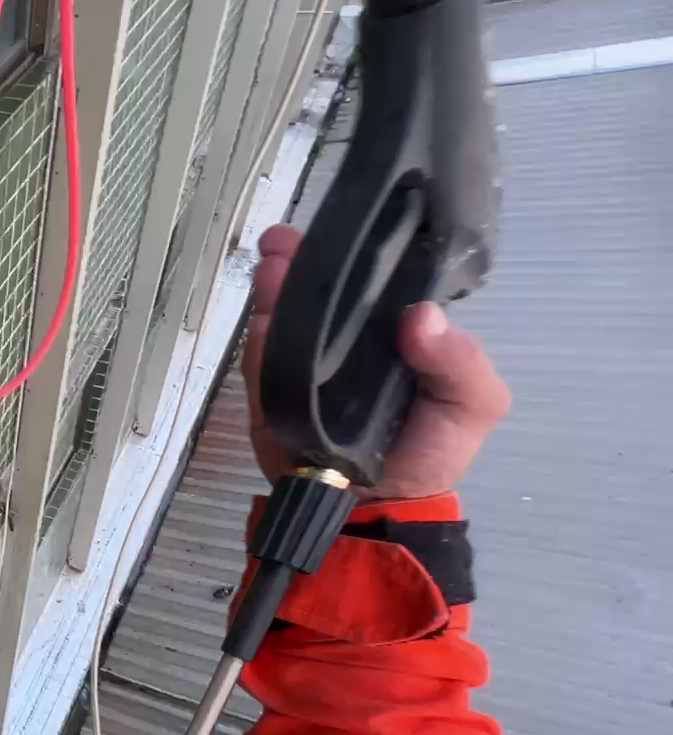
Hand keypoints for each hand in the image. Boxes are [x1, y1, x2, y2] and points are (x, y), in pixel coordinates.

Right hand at [242, 224, 511, 499]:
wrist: (366, 505)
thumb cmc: (429, 452)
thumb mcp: (474, 404)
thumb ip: (459, 362)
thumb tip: (419, 316)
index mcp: (396, 340)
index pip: (377, 291)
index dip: (362, 259)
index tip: (348, 230)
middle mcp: (347, 347)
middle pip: (323, 298)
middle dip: (303, 265)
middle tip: (283, 239)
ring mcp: (305, 369)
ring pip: (288, 322)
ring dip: (276, 291)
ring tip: (270, 261)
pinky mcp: (270, 394)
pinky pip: (261, 363)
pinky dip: (259, 339)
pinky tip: (259, 314)